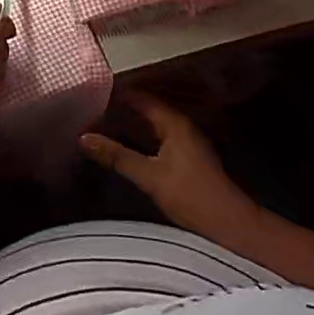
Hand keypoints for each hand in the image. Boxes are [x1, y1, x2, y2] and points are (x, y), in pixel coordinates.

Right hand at [80, 93, 262, 240]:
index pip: (141, 98)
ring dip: (129, 124)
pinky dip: (138, 137)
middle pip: (146, 109)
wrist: (228, 223)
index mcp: (174, 123)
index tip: (92, 92)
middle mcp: (181, 126)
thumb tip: (85, 138)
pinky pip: (156, 137)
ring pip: (151, 124)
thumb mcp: (149, 176)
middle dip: (120, 108)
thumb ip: (117, 156)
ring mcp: (185, 141)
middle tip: (91, 108)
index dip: (118, 93)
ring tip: (100, 124)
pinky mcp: (186, 157)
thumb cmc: (191, 195)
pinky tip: (123, 146)